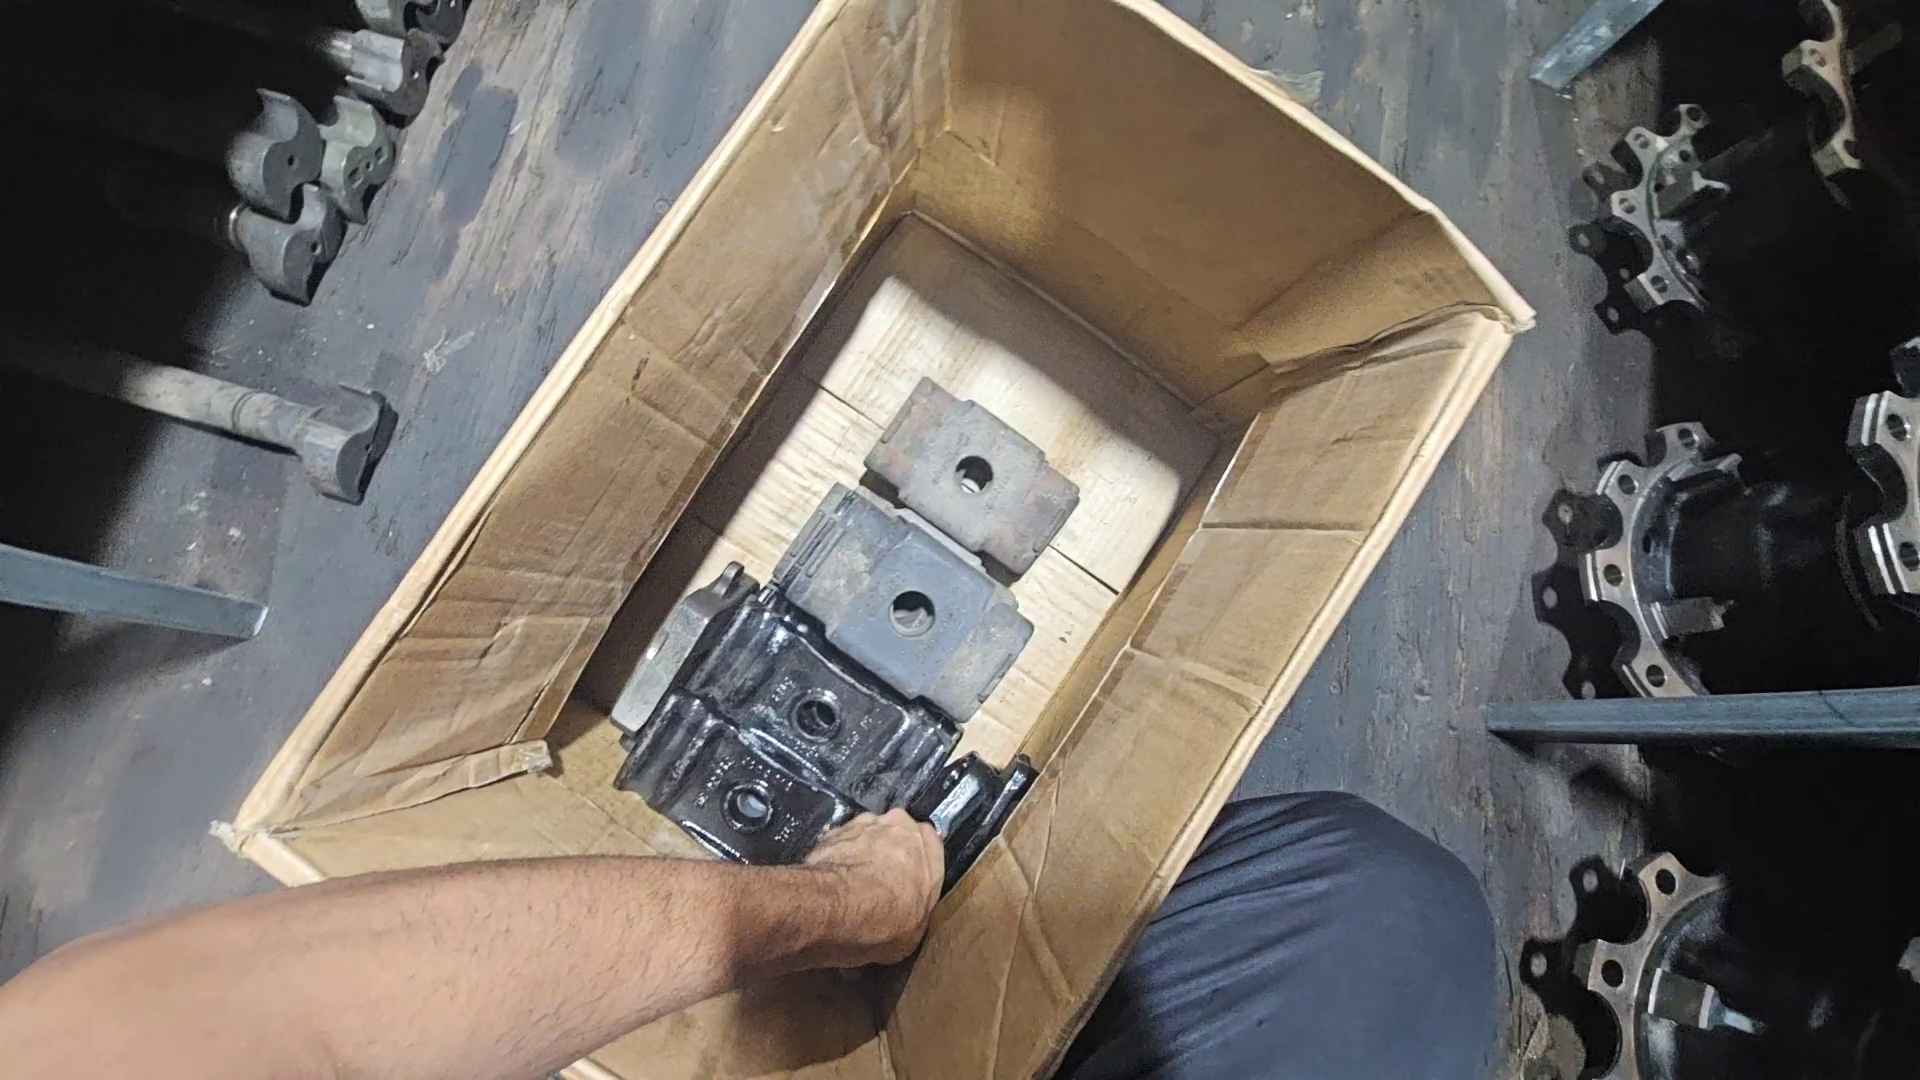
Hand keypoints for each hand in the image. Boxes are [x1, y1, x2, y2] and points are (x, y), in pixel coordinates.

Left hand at [803, 810, 943, 966]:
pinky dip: (841, 854)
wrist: (834, 909)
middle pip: (900, 834)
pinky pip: (845, 840)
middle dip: (892, 852)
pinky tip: (835, 880)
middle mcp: (903, 827)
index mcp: (929, 849)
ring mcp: (869, 823)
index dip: (918, 863)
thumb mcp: (915, 932)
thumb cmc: (882, 921)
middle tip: (881, 882)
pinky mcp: (838, 828)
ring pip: (871, 833)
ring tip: (854, 884)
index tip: (910, 880)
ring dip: (865, 851)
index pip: (931, 844)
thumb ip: (919, 905)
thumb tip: (909, 912)